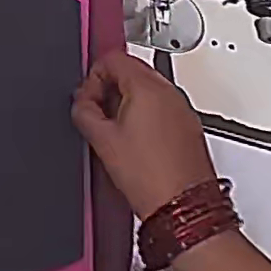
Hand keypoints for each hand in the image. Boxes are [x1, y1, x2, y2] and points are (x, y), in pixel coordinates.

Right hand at [72, 49, 217, 217]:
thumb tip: (81, 103)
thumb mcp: (101, 140)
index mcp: (147, 87)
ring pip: (146, 89)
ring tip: (115, 132)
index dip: (93, 77)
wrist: (184, 211)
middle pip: (130, 70)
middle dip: (109, 89)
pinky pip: (161, 108)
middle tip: (98, 114)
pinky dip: (144, 116)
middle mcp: (170, 93)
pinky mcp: (189, 127)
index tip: (88, 100)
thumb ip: (83, 110)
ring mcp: (182, 110)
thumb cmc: (152, 178)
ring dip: (126, 102)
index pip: (112, 58)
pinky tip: (134, 143)